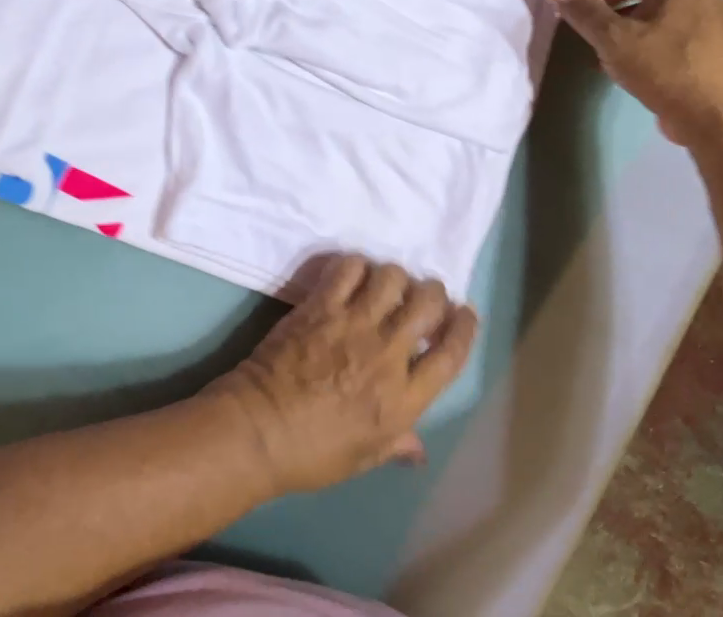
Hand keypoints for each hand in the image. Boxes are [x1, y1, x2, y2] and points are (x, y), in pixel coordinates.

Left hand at [204, 256, 478, 493]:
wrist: (257, 431)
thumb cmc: (312, 454)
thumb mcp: (363, 458)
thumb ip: (397, 444)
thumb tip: (418, 450)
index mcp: (403, 399)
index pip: (451, 353)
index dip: (464, 327)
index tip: (465, 313)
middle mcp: (387, 355)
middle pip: (428, 304)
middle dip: (433, 293)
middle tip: (423, 295)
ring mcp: (353, 325)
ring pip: (392, 277)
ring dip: (395, 276)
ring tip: (386, 284)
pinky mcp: (320, 307)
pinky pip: (348, 269)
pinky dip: (356, 265)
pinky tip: (353, 274)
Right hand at [547, 0, 722, 147]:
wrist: (719, 118)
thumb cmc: (666, 68)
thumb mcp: (614, 39)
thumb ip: (583, 9)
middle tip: (592, 1)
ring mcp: (709, 21)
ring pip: (661, 5)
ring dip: (629, 12)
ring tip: (603, 33)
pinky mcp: (709, 48)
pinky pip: (671, 26)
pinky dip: (645, 29)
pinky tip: (628, 55)